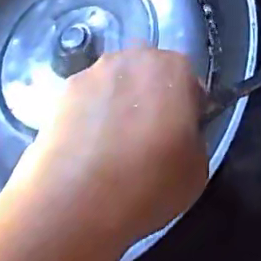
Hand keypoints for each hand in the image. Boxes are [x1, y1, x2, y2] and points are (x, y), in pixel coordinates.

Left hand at [0, 48, 208, 255]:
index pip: (188, 82)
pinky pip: (86, 99)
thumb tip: (183, 136)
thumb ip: (194, 138)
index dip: (185, 110)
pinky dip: (87, 116)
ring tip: (109, 147)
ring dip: (117, 103)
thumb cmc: (148, 185)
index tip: (178, 137)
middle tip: (145, 139)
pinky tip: (84, 149)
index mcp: (176, 68)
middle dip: (149, 98)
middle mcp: (137, 57)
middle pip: (149, 74)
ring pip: (115, 83)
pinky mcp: (64, 89)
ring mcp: (97, 70)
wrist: (76, 203)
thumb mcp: (196, 170)